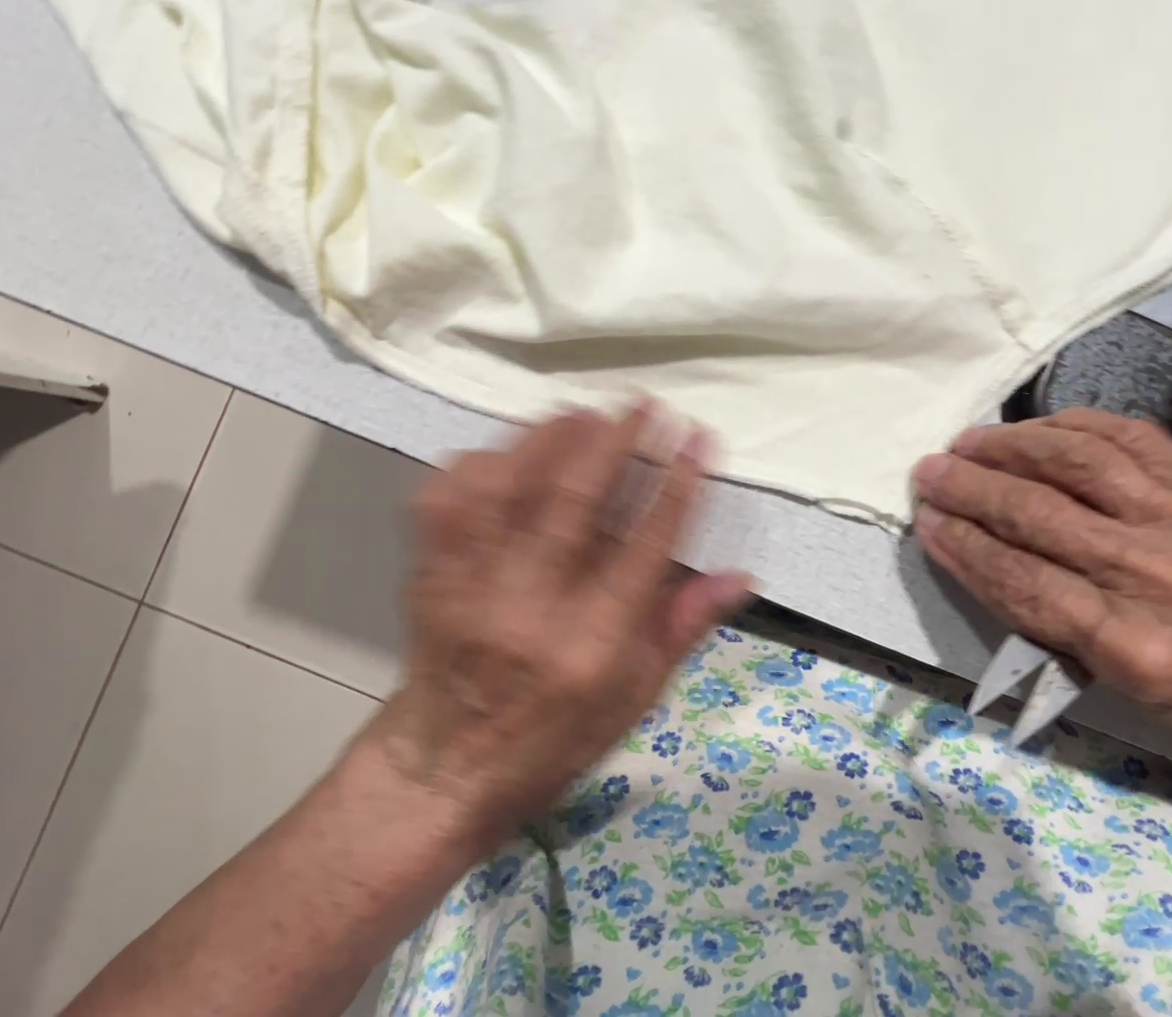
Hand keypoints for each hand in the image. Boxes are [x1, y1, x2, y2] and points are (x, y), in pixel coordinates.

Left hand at [356, 404, 752, 849]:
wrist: (444, 769)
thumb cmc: (552, 740)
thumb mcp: (632, 700)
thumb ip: (682, 628)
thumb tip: (741, 574)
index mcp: (591, 643)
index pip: (645, 544)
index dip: (677, 484)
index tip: (697, 438)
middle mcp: (530, 605)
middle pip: (575, 501)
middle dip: (616, 441)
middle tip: (643, 404)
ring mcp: (472, 585)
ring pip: (509, 487)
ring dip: (551, 437)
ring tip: (584, 411)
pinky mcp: (430, 574)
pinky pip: (446, 499)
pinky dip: (479, 463)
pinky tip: (509, 450)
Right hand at [911, 408, 1171, 786]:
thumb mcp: (1142, 695)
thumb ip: (1066, 629)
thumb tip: (998, 569)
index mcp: (1133, 647)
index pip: (1021, 581)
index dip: (965, 546)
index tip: (927, 523)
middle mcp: (1159, 576)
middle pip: (1039, 516)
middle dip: (971, 490)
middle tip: (928, 473)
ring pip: (1081, 465)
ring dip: (1012, 447)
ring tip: (969, 442)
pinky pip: (1135, 441)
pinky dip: (1077, 427)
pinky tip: (1042, 427)